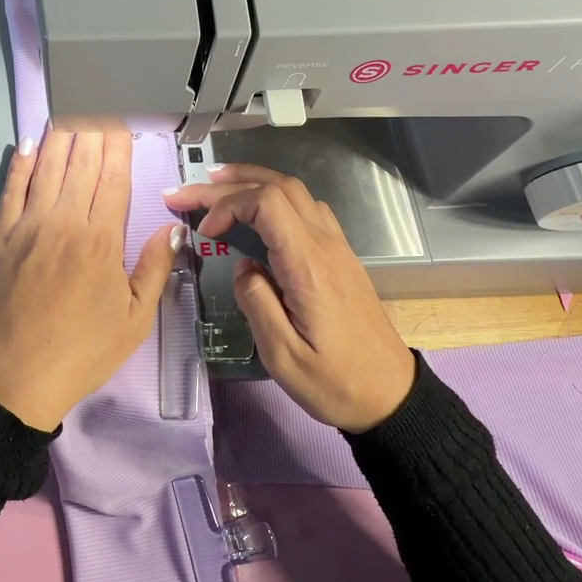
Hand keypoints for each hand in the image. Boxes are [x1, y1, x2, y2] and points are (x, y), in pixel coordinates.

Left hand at [0, 130, 180, 430]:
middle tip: (96, 101)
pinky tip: (28, 142)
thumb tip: (174, 227)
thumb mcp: (134, 319)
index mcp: (101, 240)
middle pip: (81, 164)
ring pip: (47, 168)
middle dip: (91, 130)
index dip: (117, 146)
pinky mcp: (0, 235)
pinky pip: (11, 189)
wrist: (17, 375)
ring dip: (59, 136)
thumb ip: (154, 268)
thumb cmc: (83, 350)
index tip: (120, 121)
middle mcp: (65, 222)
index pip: (113, 179)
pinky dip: (20, 163)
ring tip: (68, 110)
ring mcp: (28, 225)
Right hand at [166, 165, 415, 432]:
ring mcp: (337, 248)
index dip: (229, 205)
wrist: (392, 398)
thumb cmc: (335, 383)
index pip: (267, 203)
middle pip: (279, 186)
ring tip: (216, 187)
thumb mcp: (281, 356)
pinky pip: (306, 208)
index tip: (206, 231)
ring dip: (253, 182)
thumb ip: (255, 302)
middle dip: (229, 183)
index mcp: (308, 266)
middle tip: (188, 191)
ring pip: (295, 192)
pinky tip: (255, 212)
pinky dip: (273, 198)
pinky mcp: (340, 257)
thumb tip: (243, 266)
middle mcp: (325, 245)